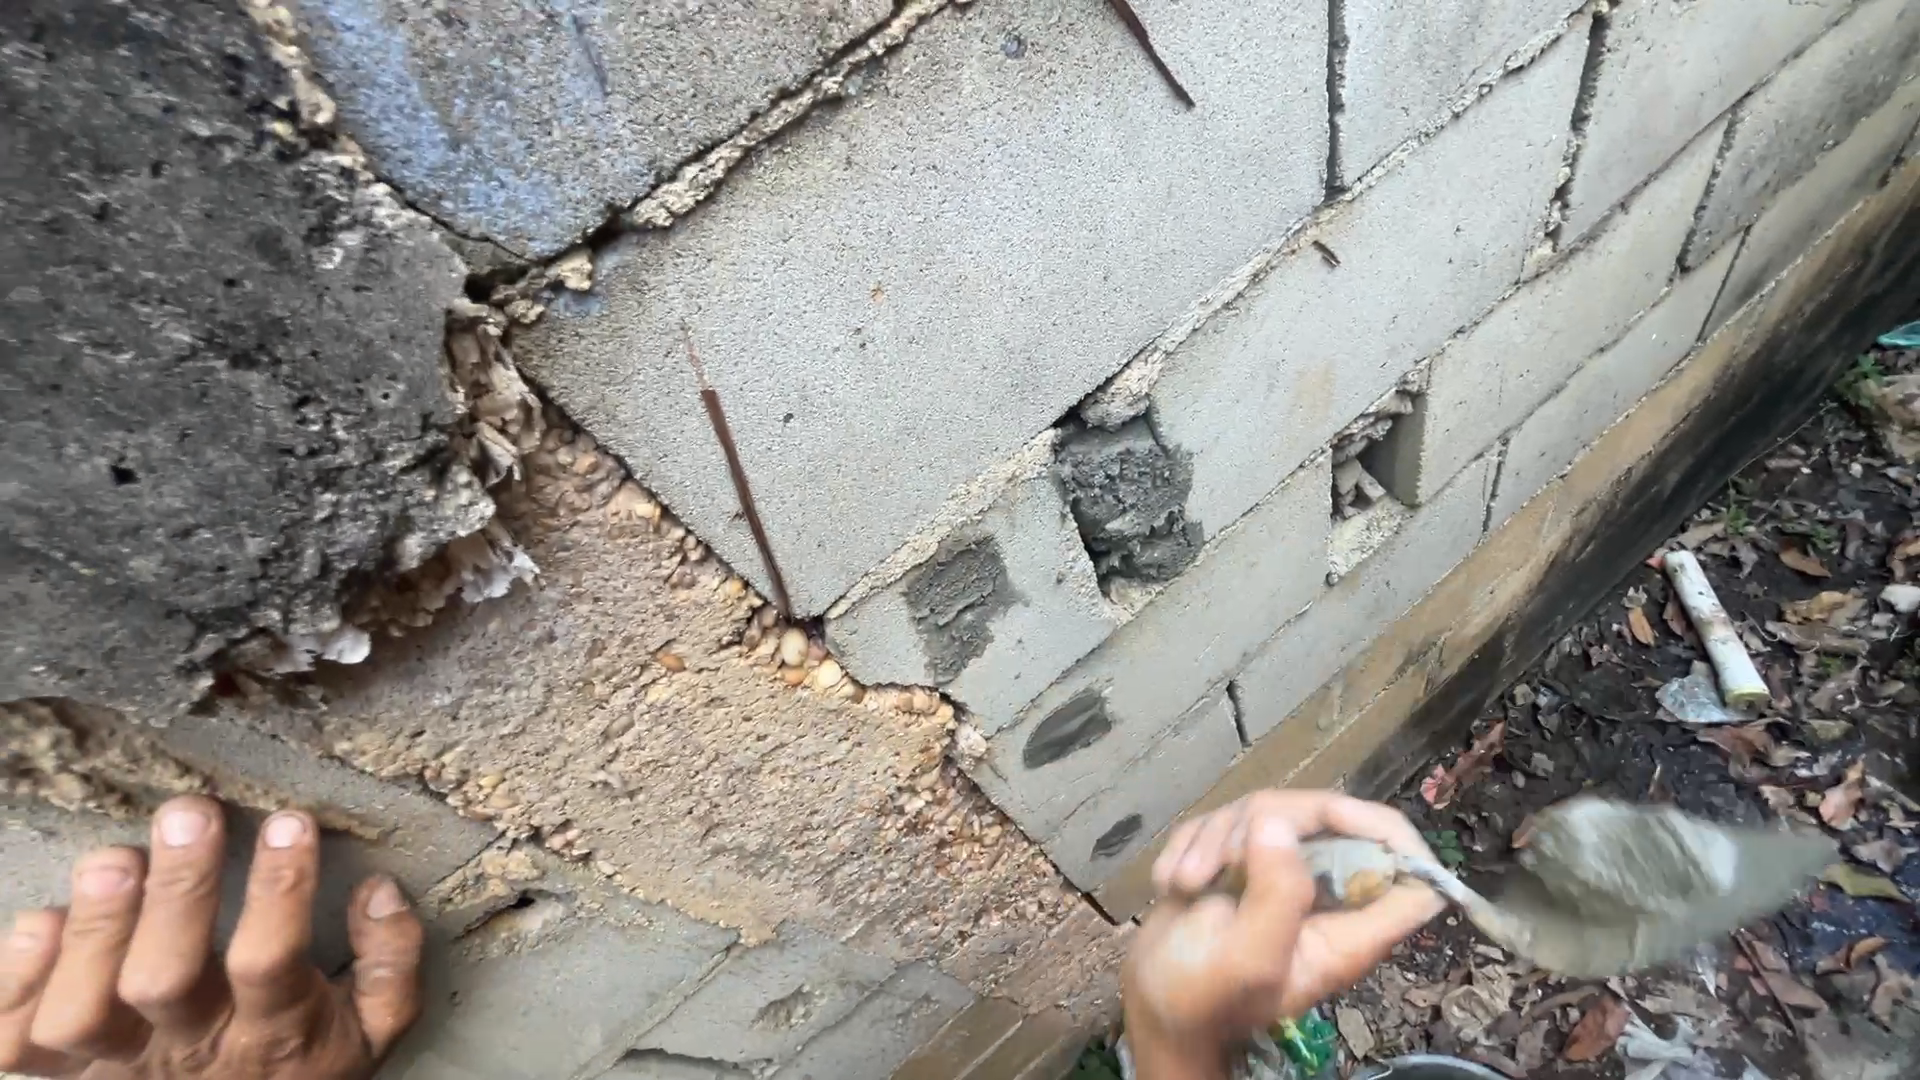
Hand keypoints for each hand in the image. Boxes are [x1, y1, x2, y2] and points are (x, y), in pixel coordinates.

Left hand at [1, 796, 424, 1079]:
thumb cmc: (315, 1065)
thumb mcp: (383, 1025)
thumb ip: (393, 959)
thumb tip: (377, 890)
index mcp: (275, 1032)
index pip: (272, 956)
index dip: (280, 888)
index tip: (290, 822)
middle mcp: (187, 1051)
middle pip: (163, 978)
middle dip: (177, 889)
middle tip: (189, 815)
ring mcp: (113, 1071)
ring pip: (76, 1014)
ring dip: (94, 930)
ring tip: (114, 857)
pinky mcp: (61, 1078)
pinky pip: (9, 1045)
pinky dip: (16, 982)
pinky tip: (44, 920)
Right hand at [1120, 791, 1444, 1079]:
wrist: (1151, 1002)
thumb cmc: (1203, 994)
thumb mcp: (1247, 957)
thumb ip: (1276, 894)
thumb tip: (1279, 827)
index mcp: (1347, 930)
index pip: (1412, 878)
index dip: (1388, 836)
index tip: (1331, 816)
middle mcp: (1319, 896)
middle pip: (1325, 817)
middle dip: (1264, 825)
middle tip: (1223, 863)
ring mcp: (1274, 873)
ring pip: (1265, 812)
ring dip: (1214, 839)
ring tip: (1188, 883)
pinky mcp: (1233, 858)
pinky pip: (1221, 821)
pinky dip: (1192, 843)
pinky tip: (1176, 880)